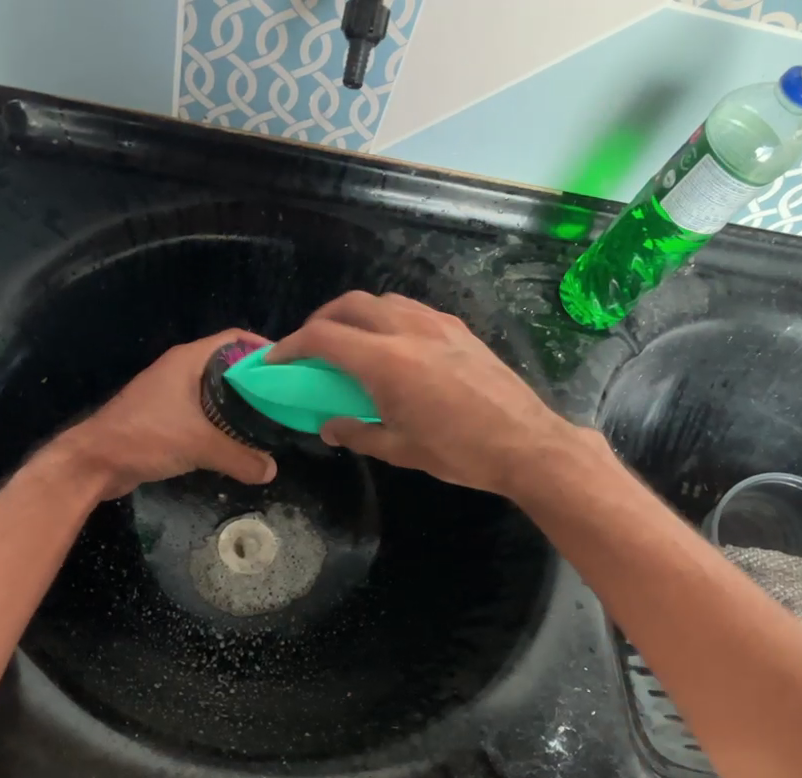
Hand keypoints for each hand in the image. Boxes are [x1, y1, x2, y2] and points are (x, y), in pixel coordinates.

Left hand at [53, 329, 278, 499]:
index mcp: (188, 361)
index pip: (235, 340)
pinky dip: (222, 424)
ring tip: (269, 422)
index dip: (264, 349)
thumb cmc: (145, 438)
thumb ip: (239, 457)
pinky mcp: (165, 419)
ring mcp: (171, 395)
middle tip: (286, 400)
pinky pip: (203, 415)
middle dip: (257, 381)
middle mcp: (181, 371)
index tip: (291, 368)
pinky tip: (239, 443)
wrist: (95, 463)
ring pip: (216, 393)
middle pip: (229, 366)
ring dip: (240, 405)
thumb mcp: (199, 446)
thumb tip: (271, 470)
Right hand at [265, 291, 582, 498]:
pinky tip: (391, 345)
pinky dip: (387, 318)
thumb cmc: (459, 453)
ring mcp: (437, 324)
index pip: (323, 338)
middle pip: (350, 305)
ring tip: (349, 342)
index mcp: (386, 362)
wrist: (526, 443)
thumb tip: (329, 427)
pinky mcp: (458, 328)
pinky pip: (411, 309)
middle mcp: (407, 331)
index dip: (291, 346)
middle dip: (320, 321)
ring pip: (382, 301)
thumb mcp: (400, 450)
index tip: (276, 360)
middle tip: (309, 348)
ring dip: (355, 315)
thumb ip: (357, 432)